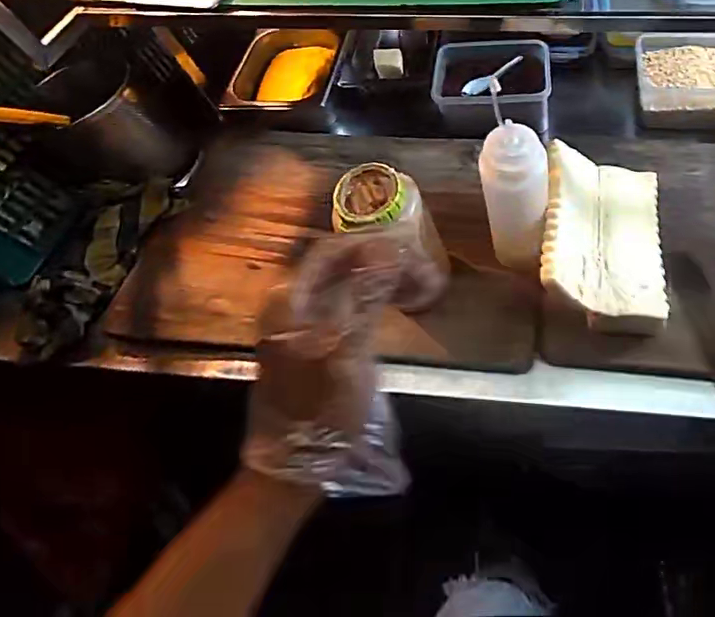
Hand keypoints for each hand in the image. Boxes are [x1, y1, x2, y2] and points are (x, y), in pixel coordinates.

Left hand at [242, 233, 409, 497]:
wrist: (291, 470)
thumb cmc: (320, 411)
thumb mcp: (348, 353)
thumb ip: (366, 296)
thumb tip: (388, 248)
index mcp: (289, 299)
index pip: (332, 250)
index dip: (373, 244)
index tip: (412, 251)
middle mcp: (289, 302)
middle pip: (341, 264)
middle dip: (385, 262)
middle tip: (425, 272)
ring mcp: (299, 320)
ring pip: (347, 283)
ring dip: (384, 280)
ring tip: (422, 287)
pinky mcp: (312, 337)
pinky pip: (346, 303)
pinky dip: (375, 299)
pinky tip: (401, 303)